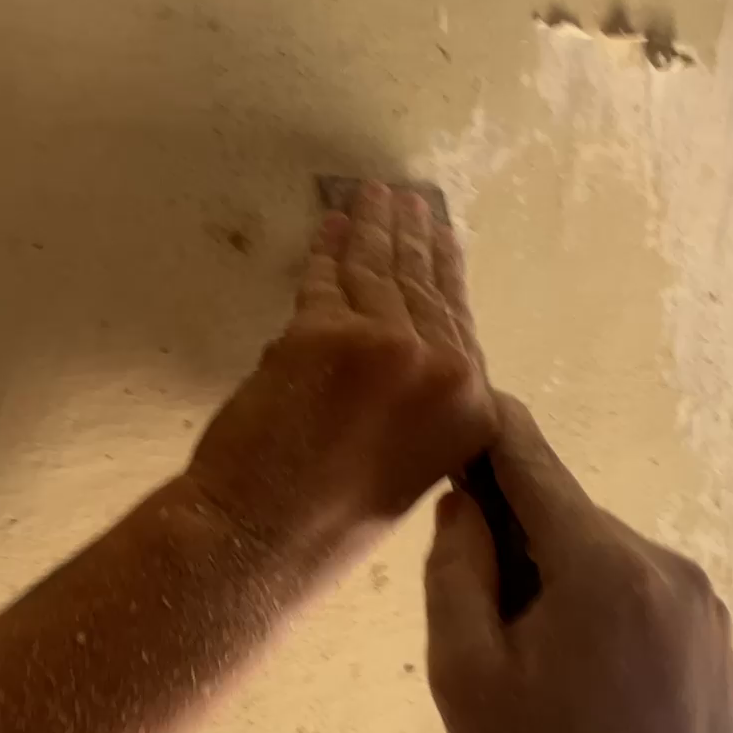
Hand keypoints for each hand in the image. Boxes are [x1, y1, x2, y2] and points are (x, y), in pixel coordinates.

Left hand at [187, 181, 494, 565]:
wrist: (261, 537)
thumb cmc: (328, 519)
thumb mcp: (401, 460)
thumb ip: (414, 401)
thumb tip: (401, 343)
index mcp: (471, 412)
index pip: (457, 321)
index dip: (445, 273)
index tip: (442, 236)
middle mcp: (441, 369)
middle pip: (421, 286)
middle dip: (412, 235)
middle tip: (409, 197)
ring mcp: (384, 346)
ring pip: (375, 271)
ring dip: (370, 227)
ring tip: (372, 195)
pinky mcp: (323, 333)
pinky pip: (323, 279)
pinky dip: (323, 250)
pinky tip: (331, 223)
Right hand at [423, 393, 732, 732]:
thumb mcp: (464, 675)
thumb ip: (454, 570)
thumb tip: (465, 502)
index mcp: (604, 568)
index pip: (532, 459)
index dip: (488, 424)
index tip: (454, 395)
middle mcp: (665, 565)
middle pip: (560, 507)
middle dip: (505, 522)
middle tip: (464, 586)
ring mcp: (698, 600)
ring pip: (591, 545)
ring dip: (542, 563)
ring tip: (515, 644)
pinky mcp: (710, 633)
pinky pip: (625, 580)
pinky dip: (579, 589)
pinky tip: (561, 659)